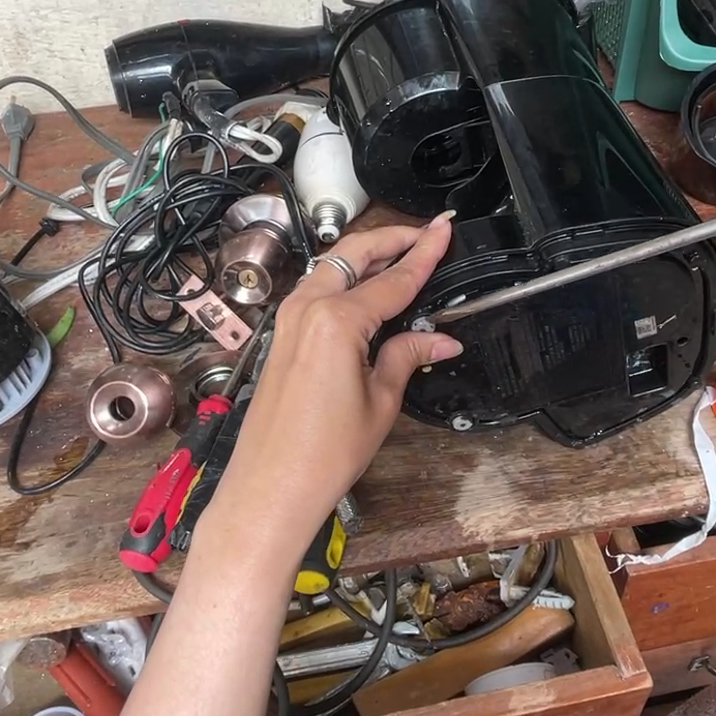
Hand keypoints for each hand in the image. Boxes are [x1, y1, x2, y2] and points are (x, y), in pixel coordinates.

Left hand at [202, 214, 461, 556]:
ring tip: (401, 254)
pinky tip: (367, 287)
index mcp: (337, 320)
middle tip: (426, 234)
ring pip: (331, 265)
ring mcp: (288, 318)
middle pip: (355, 254)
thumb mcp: (380, 402)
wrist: (270, 486)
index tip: (445, 229)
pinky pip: (317, 288)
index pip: (394, 278)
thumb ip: (407, 356)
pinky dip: (345, 276)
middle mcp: (308, 307)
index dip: (425, 253)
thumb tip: (441, 339)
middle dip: (393, 238)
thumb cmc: (326, 452)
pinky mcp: (282, 333)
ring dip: (367, 254)